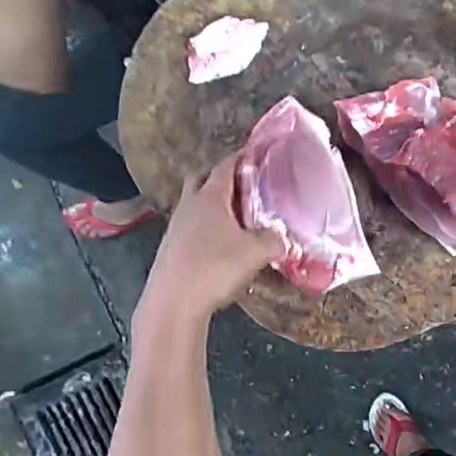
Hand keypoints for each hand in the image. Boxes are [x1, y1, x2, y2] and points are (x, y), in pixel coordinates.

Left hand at [142, 153, 283, 318]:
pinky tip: (226, 241)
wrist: (173, 302)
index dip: (240, 158)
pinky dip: (209, 225)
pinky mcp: (173, 248)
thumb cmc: (215, 267)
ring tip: (240, 214)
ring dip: (215, 203)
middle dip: (221, 176)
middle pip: (201, 179)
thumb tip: (282, 235)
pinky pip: (194, 225)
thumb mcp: (258, 251)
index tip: (255, 153)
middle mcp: (190, 206)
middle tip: (245, 183)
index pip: (225, 168)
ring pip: (196, 203)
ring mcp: (177, 227)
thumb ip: (275, 238)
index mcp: (210, 199)